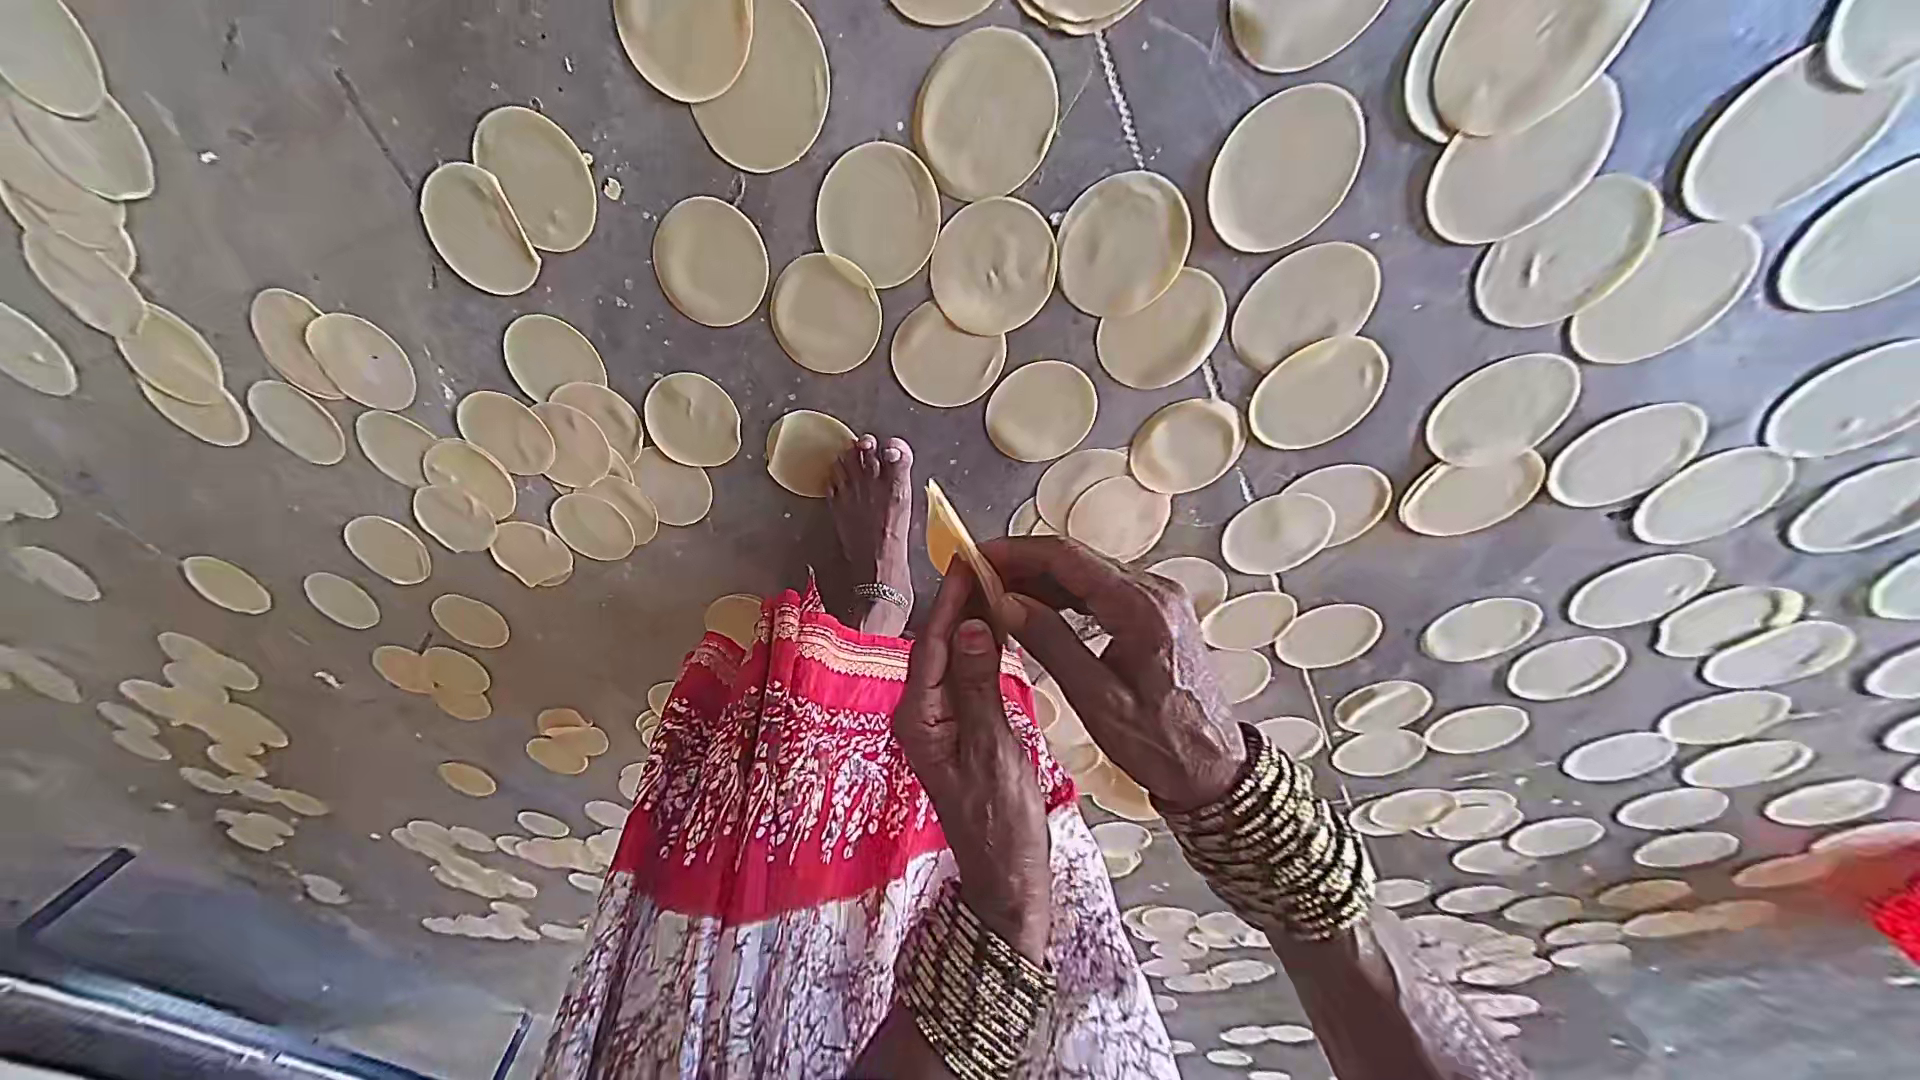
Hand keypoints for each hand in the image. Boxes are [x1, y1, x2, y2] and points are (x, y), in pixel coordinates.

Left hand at [893, 560, 1051, 962]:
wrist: (1007, 871)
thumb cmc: (1001, 819)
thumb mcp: (994, 751)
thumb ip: (980, 688)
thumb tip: (974, 627)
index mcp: (920, 717)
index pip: (933, 645)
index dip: (950, 603)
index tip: (966, 563)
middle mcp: (922, 713)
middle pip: (939, 646)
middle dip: (959, 605)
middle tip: (985, 565)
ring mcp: (939, 720)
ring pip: (953, 658)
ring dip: (971, 623)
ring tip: (994, 586)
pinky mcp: (959, 725)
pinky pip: (966, 676)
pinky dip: (981, 649)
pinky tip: (998, 630)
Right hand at [979, 536, 1246, 809]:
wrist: (1215, 768)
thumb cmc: (1160, 744)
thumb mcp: (1096, 699)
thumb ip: (1050, 642)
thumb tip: (1006, 602)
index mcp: (1142, 609)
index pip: (1068, 558)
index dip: (1017, 552)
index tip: (981, 556)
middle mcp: (1155, 592)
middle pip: (1077, 559)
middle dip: (1025, 563)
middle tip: (981, 575)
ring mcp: (1158, 599)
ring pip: (1088, 572)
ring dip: (1043, 578)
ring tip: (1000, 591)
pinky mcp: (1156, 612)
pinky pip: (1103, 590)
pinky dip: (1066, 594)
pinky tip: (1038, 606)